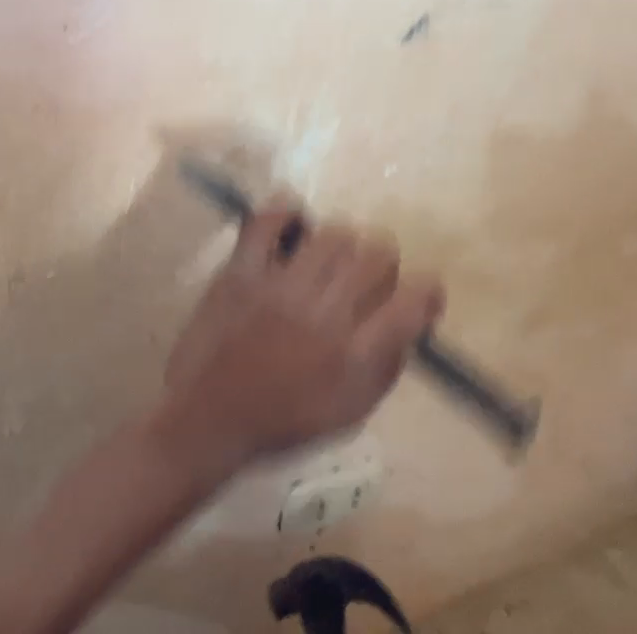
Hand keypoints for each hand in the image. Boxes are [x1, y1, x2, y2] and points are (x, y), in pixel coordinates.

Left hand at [159, 202, 445, 471]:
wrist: (210, 418)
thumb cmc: (283, 420)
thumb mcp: (350, 411)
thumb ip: (386, 366)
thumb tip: (409, 323)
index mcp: (356, 356)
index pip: (413, 302)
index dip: (426, 292)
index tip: (419, 294)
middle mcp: (325, 314)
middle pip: (376, 255)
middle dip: (382, 264)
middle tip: (365, 279)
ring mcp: (281, 288)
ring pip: (333, 235)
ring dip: (340, 244)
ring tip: (329, 260)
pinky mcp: (242, 273)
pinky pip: (266, 223)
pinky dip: (284, 214)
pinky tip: (293, 225)